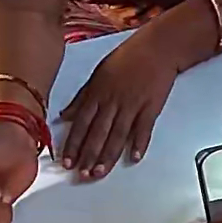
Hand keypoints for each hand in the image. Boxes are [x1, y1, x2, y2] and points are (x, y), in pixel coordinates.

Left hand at [59, 27, 181, 179]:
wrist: (156, 48)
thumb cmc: (128, 58)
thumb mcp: (97, 74)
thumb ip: (81, 98)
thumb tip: (65, 115)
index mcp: (97, 93)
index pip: (81, 123)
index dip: (73, 144)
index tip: (67, 161)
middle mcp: (112, 101)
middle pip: (98, 133)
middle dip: (88, 156)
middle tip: (81, 174)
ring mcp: (132, 105)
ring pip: (117, 135)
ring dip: (108, 156)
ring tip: (100, 172)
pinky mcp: (151, 107)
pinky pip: (143, 129)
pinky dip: (139, 144)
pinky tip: (134, 158)